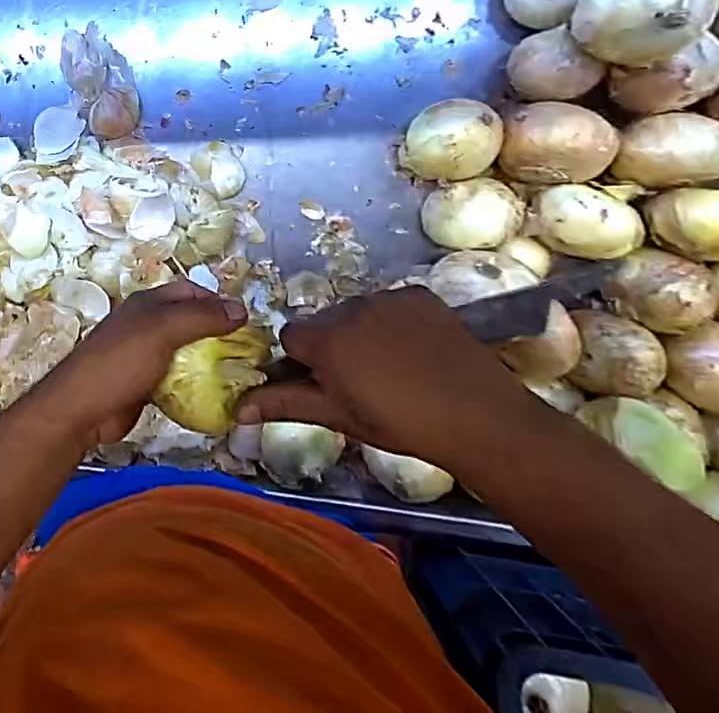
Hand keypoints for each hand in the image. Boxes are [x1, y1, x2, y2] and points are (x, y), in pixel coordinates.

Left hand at [26, 281, 248, 449]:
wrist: (83, 409)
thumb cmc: (119, 362)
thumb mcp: (163, 330)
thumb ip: (201, 317)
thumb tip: (240, 308)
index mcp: (148, 303)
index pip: (190, 291)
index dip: (217, 300)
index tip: (244, 321)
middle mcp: (146, 323)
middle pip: (189, 319)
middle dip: (216, 331)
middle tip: (245, 349)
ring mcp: (144, 354)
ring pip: (184, 350)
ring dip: (208, 358)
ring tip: (237, 372)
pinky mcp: (144, 382)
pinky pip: (177, 376)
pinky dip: (195, 382)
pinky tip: (213, 393)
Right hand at [234, 286, 555, 473]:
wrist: (480, 417)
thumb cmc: (400, 423)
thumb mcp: (338, 417)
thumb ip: (285, 404)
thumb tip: (238, 408)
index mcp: (325, 339)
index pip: (291, 336)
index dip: (304, 361)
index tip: (326, 383)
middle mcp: (350, 307)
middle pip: (324, 321)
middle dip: (332, 345)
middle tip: (361, 380)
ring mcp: (387, 297)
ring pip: (356, 311)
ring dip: (362, 332)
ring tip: (393, 367)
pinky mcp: (419, 294)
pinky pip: (391, 303)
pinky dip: (394, 322)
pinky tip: (416, 350)